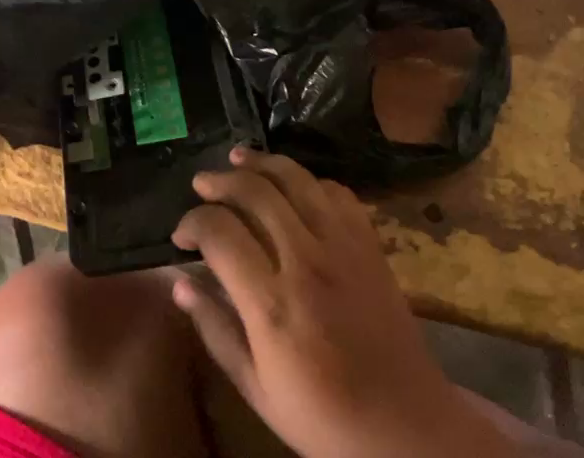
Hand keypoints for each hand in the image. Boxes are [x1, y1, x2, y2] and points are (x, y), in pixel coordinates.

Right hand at [172, 148, 514, 457]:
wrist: (404, 424)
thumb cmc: (322, 415)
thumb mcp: (256, 388)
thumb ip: (216, 329)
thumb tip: (179, 283)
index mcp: (272, 304)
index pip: (220, 232)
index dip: (192, 223)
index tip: (181, 236)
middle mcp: (307, 262)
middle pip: (256, 193)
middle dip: (221, 181)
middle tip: (201, 183)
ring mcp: (344, 248)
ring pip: (298, 180)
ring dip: (263, 164)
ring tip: (238, 159)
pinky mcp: (371, 246)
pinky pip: (339, 194)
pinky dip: (310, 181)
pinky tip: (294, 187)